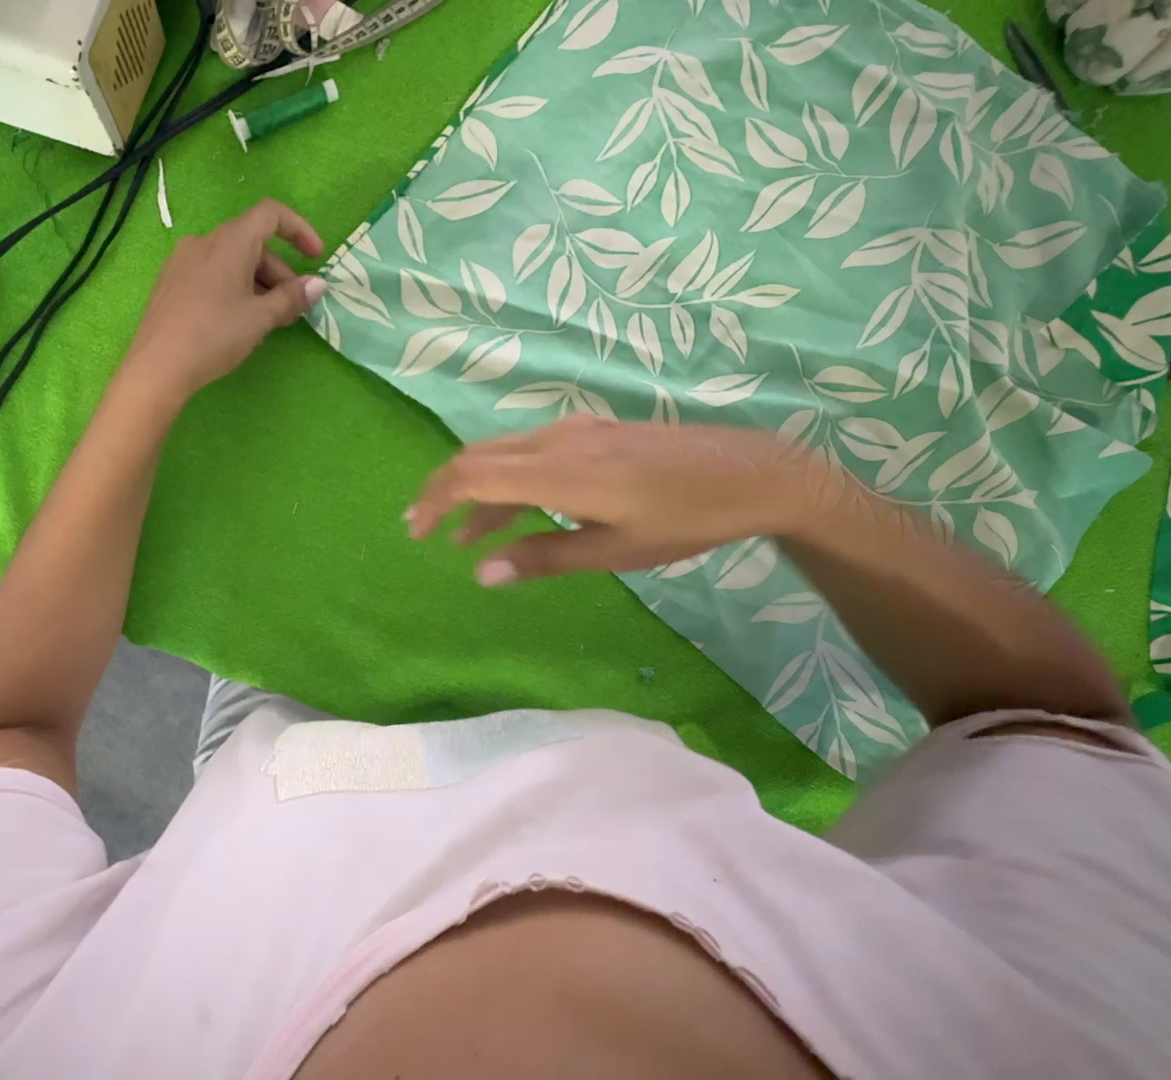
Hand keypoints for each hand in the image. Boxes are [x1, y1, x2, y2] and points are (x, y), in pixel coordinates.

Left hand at [122, 199, 325, 396]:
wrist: (158, 366)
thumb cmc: (214, 335)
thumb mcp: (260, 318)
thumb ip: (291, 298)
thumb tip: (317, 284)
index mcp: (230, 241)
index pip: (271, 214)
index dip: (299, 230)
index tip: (316, 257)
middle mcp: (204, 241)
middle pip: (252, 243)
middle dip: (279, 273)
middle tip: (292, 309)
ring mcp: (182, 260)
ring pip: (231, 261)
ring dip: (258, 284)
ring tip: (267, 320)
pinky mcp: (170, 282)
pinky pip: (211, 274)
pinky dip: (233, 288)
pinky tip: (237, 320)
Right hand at [406, 416, 818, 585]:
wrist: (754, 472)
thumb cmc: (685, 520)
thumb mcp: (615, 550)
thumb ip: (543, 557)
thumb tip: (481, 573)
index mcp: (559, 471)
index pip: (473, 476)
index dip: (436, 500)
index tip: (416, 532)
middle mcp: (556, 440)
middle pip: (478, 456)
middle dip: (443, 490)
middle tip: (421, 529)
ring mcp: (574, 430)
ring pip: (502, 453)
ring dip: (475, 489)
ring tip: (462, 536)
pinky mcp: (590, 432)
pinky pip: (529, 451)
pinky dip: (506, 480)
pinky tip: (513, 511)